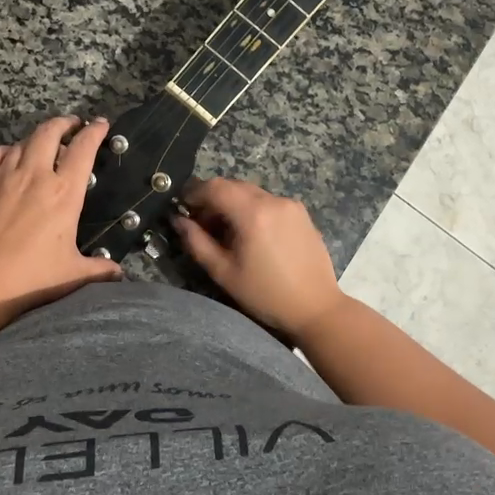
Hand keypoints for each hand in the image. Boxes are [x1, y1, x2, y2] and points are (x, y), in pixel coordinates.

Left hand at [0, 115, 121, 305]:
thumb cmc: (32, 278)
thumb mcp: (72, 274)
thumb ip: (99, 270)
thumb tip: (119, 274)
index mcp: (64, 192)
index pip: (83, 149)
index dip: (94, 132)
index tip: (100, 124)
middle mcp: (35, 176)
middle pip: (50, 132)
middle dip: (64, 123)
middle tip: (72, 125)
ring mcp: (4, 177)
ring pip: (23, 142)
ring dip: (37, 137)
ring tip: (44, 143)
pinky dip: (6, 150)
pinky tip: (9, 156)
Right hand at [172, 177, 346, 337]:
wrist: (317, 308)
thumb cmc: (266, 295)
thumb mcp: (224, 272)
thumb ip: (197, 242)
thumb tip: (178, 220)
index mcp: (253, 213)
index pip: (215, 187)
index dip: (194, 193)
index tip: (182, 208)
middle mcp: (273, 200)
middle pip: (233, 186)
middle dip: (212, 199)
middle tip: (201, 224)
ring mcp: (290, 205)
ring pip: (251, 193)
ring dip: (232, 204)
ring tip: (226, 233)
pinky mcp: (301, 213)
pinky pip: (268, 202)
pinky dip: (252, 209)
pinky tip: (251, 235)